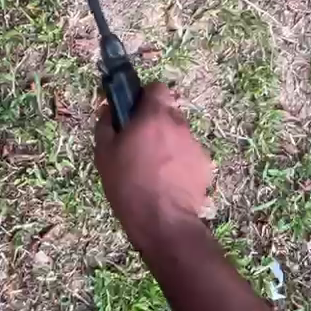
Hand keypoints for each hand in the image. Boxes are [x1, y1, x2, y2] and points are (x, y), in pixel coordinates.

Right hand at [94, 83, 213, 251]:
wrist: (163, 222)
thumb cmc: (128, 184)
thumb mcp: (104, 154)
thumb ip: (106, 124)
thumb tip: (109, 108)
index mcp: (154, 116)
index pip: (156, 88)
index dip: (145, 97)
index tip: (134, 113)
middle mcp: (179, 124)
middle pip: (168, 113)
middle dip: (156, 123)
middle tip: (140, 146)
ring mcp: (195, 145)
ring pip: (179, 135)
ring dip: (168, 144)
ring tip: (154, 170)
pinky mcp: (205, 165)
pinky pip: (189, 155)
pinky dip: (180, 163)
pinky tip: (169, 183)